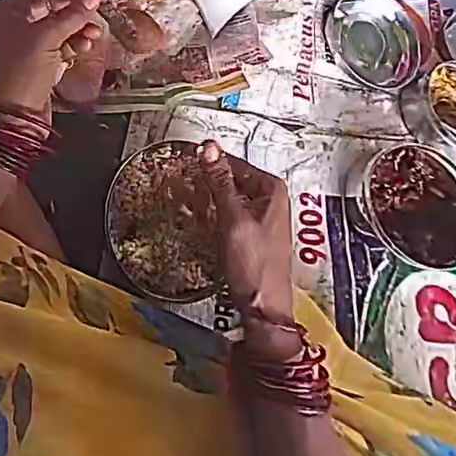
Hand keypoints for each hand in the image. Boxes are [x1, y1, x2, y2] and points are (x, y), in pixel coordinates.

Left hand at [0, 0, 103, 115]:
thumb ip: (72, 15)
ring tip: (93, 26)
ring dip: (78, 23)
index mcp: (7, 12)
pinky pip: (59, 43)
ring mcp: (26, 44)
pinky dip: (74, 41)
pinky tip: (85, 42)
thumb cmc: (17, 77)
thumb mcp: (47, 38)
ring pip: (57, 24)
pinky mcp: (37, 62)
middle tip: (95, 2)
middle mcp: (14, 25)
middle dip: (74, 2)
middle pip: (49, 2)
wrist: (13, 117)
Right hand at [199, 140, 292, 324]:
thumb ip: (219, 181)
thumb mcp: (232, 217)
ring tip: (189, 202)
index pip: (234, 162)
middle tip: (184, 185)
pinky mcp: (252, 232)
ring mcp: (262, 216)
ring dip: (209, 198)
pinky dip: (214, 213)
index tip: (186, 162)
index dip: (209, 163)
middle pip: (231, 178)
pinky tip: (202, 221)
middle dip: (208, 182)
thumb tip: (209, 148)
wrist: (262, 307)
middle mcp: (270, 199)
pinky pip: (228, 212)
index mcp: (272, 189)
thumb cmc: (254, 265)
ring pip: (228, 196)